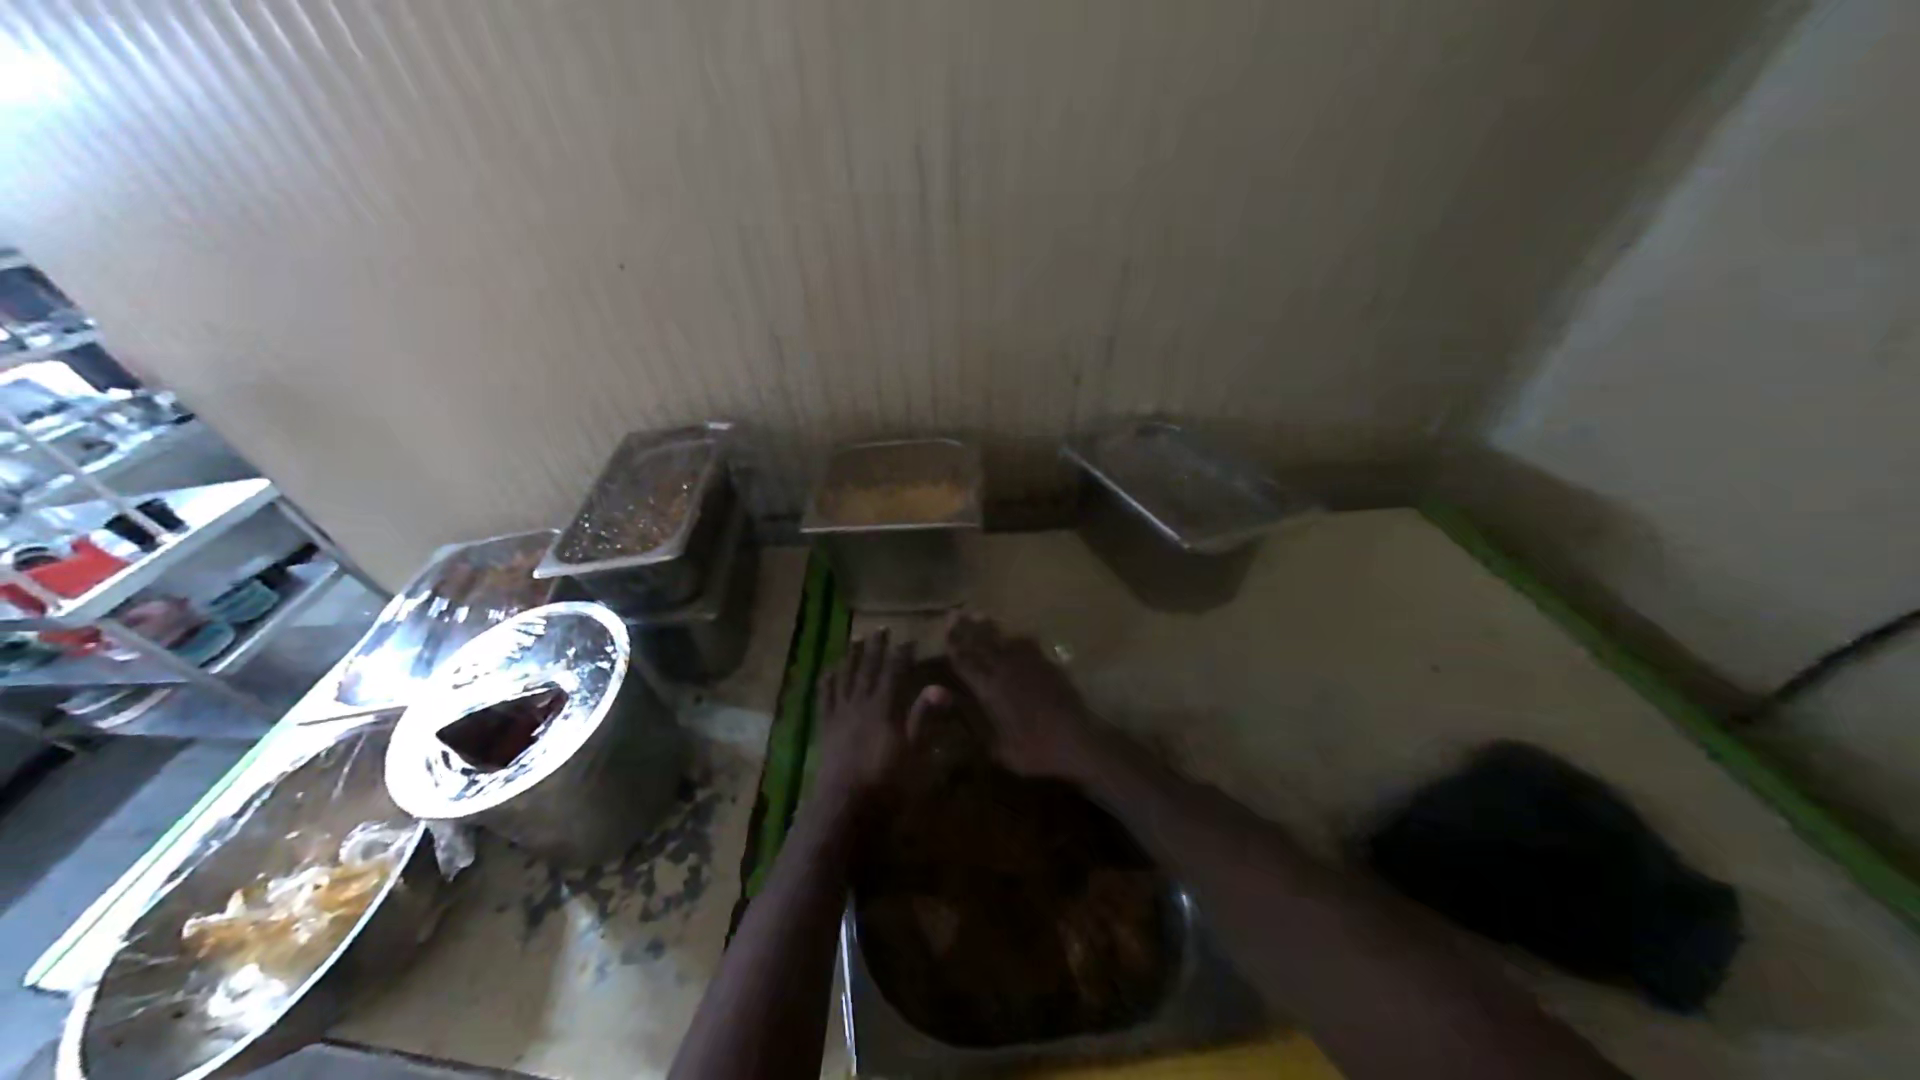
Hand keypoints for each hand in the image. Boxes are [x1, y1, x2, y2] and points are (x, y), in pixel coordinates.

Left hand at [814, 628, 946, 814]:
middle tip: (880, 628)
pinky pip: (825, 698)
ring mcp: (839, 714)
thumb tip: (940, 687)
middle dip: (875, 648)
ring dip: (851, 657)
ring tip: (855, 640)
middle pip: (868, 669)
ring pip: (845, 677)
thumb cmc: (886, 783)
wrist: (844, 806)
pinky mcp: (825, 728)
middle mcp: (860, 703)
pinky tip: (828, 672)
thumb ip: (923, 718)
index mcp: (884, 707)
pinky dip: (827, 682)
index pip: (894, 672)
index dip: (902, 654)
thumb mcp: (914, 753)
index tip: (909, 637)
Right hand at [946, 614, 1105, 780]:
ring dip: (988, 627)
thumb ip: (970, 724)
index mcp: (989, 690)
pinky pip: (1028, 644)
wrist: (1077, 741)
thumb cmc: (1035, 751)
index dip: (953, 646)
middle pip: (981, 644)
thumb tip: (941, 702)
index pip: (965, 662)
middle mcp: (1006, 671)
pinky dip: (1016, 637)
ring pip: (1003, 639)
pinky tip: (1014, 635)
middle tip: (954, 614)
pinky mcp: (1047, 665)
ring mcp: (1028, 664)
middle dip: (965, 629)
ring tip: (977, 615)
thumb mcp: (996, 747)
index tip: (943, 631)